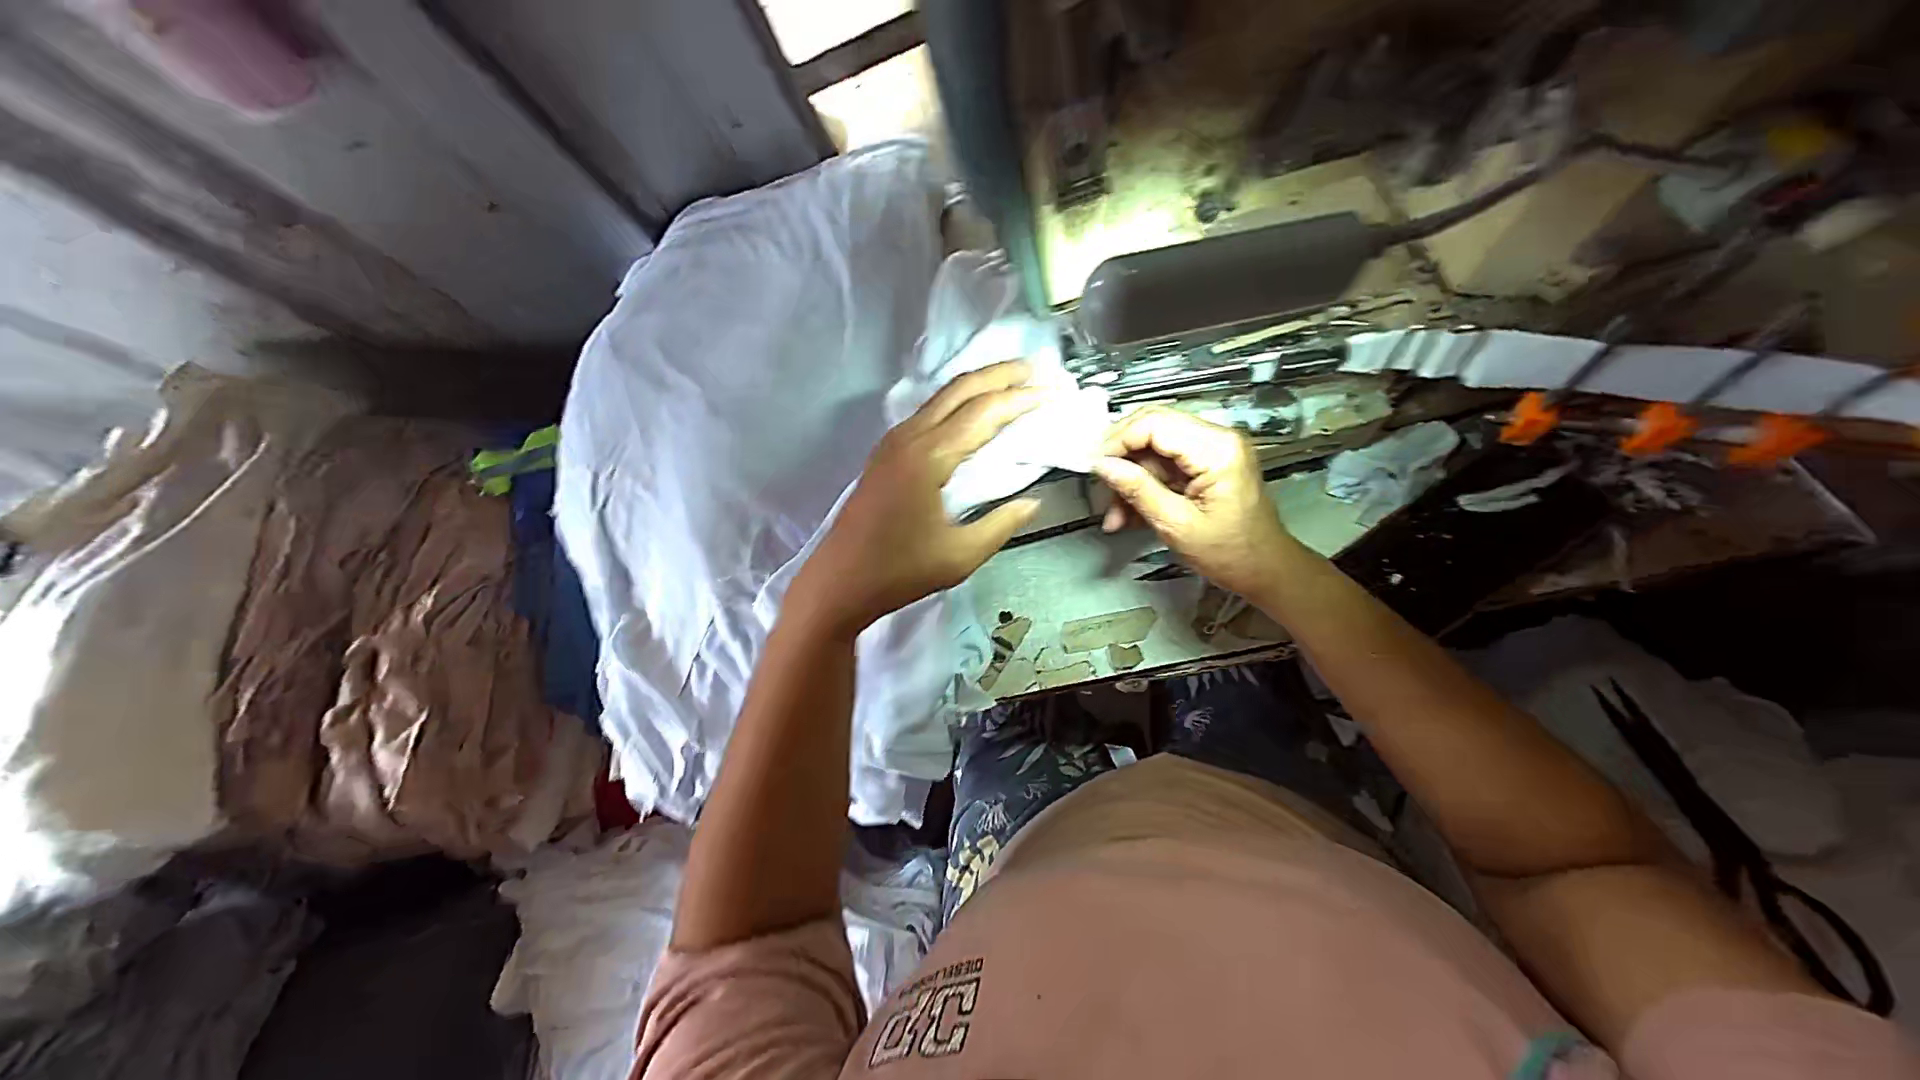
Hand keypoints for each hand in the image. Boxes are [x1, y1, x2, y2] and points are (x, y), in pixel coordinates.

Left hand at [790, 360, 1045, 634]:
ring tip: (1011, 382)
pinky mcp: (885, 454)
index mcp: (928, 457)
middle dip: (999, 374)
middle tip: (1035, 368)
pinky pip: (928, 413)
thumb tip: (1032, 502)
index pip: (983, 413)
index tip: (1051, 390)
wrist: (838, 581)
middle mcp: (908, 438)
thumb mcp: (961, 555)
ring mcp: (892, 443)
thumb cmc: (900, 571)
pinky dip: (957, 403)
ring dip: (977, 385)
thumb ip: (1001, 524)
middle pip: (959, 389)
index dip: (1020, 398)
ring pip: (940, 397)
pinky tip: (972, 412)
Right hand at [1092, 406, 1296, 597]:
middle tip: (1101, 483)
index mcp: (1217, 449)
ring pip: (1152, 447)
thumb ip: (1138, 490)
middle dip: (1121, 456)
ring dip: (1129, 478)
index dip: (1118, 441)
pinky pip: (1163, 463)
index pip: (1155, 424)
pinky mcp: (1205, 462)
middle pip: (1152, 426)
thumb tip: (1103, 465)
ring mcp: (1211, 448)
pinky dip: (1143, 485)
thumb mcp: (1176, 525)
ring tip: (1116, 514)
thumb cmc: (1231, 553)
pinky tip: (1129, 513)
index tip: (1095, 466)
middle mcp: (1217, 438)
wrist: (1264, 568)